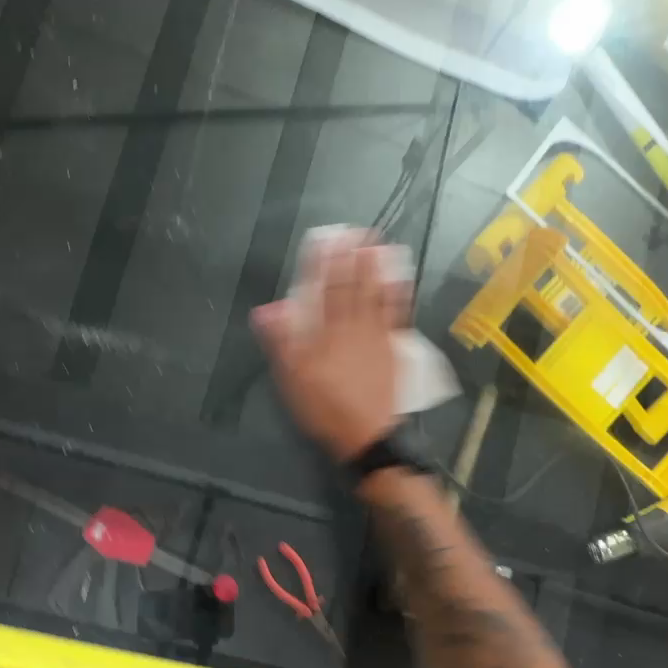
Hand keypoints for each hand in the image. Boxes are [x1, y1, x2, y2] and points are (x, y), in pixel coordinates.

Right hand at [251, 234, 409, 461]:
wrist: (370, 436)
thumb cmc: (326, 409)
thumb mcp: (293, 380)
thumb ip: (281, 343)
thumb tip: (266, 310)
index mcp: (325, 333)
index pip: (321, 290)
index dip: (322, 263)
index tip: (324, 239)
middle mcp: (352, 327)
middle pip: (351, 286)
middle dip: (351, 257)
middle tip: (355, 231)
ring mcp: (377, 337)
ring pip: (376, 294)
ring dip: (376, 268)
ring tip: (377, 244)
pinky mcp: (395, 350)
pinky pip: (398, 314)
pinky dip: (399, 294)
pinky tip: (401, 280)